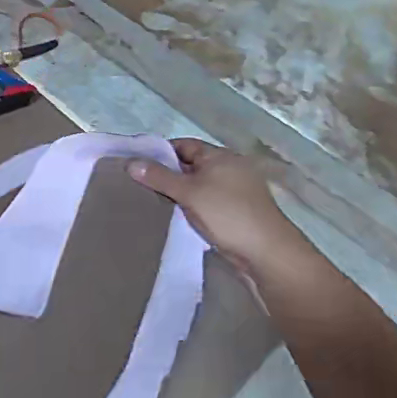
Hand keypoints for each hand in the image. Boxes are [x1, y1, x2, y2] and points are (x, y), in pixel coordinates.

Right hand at [127, 139, 306, 271]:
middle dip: (167, 174)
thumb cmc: (226, 214)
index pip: (183, 145)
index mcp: (220, 156)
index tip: (138, 166)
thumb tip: (130, 162)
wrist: (266, 252)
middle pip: (190, 164)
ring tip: (153, 201)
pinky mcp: (237, 210)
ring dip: (179, 192)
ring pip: (198, 184)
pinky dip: (191, 204)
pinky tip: (176, 215)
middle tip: (140, 185)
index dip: (160, 153)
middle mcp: (230, 167)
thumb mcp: (188, 192)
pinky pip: (207, 200)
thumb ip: (158, 177)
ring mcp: (236, 190)